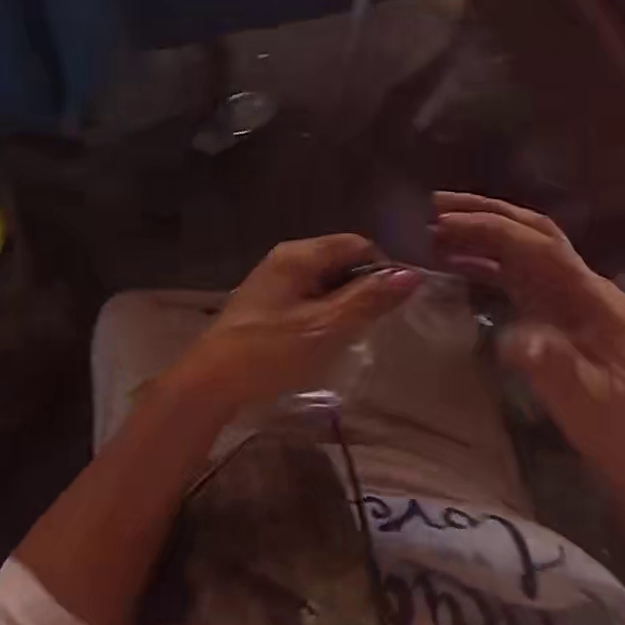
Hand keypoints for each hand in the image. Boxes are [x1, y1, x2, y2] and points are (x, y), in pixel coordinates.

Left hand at [172, 235, 420, 410]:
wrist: (212, 380)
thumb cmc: (271, 351)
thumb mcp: (327, 327)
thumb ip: (369, 299)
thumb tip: (412, 274)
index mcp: (298, 255)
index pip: (356, 244)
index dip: (382, 269)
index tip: (393, 305)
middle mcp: (283, 259)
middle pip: (340, 261)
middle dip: (362, 289)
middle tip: (371, 325)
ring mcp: (272, 282)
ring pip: (324, 283)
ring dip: (343, 305)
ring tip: (349, 336)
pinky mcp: (266, 305)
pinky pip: (307, 299)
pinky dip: (323, 315)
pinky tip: (324, 341)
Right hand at [432, 192, 624, 471]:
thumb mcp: (587, 399)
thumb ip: (550, 363)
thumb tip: (510, 337)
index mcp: (596, 301)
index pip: (540, 248)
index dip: (491, 230)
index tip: (443, 223)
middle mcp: (586, 292)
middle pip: (536, 236)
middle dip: (488, 214)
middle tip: (437, 205)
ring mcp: (575, 306)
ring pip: (526, 255)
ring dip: (484, 237)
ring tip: (437, 231)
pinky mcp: (563, 322)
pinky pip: (521, 280)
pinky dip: (488, 266)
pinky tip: (460, 268)